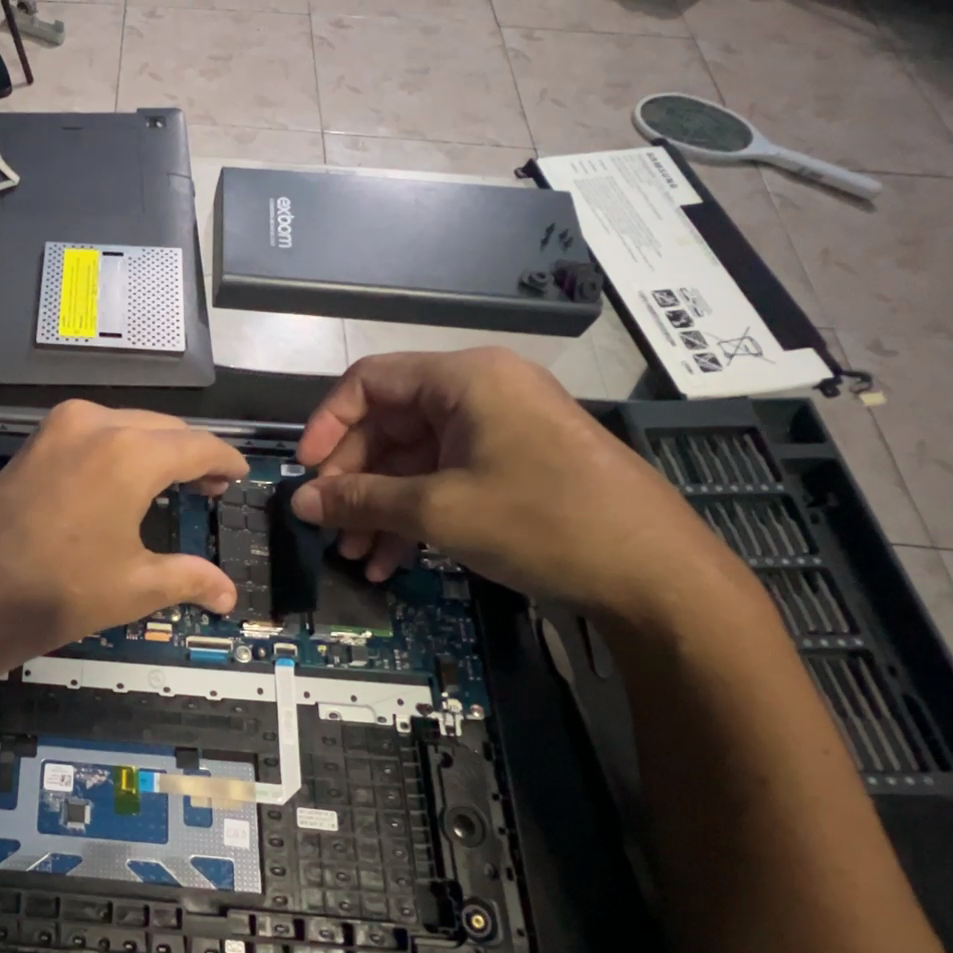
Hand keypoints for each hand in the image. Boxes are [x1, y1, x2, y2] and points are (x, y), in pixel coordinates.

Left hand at [0, 400, 249, 681]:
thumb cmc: (56, 593)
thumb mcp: (132, 588)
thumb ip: (189, 578)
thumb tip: (228, 593)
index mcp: (129, 452)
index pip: (198, 445)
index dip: (225, 461)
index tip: (239, 475)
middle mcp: (94, 424)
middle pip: (162, 429)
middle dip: (191, 454)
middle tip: (208, 488)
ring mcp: (56, 429)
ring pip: (125, 425)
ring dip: (152, 450)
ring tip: (169, 486)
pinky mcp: (32, 444)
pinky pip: (91, 434)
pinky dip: (116, 451)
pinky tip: (121, 483)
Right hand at [289, 348, 735, 618]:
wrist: (652, 572)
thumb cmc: (541, 520)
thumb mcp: (438, 510)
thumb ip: (360, 501)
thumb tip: (300, 503)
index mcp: (464, 380)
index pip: (369, 382)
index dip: (327, 425)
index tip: (306, 475)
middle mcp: (478, 394)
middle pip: (386, 425)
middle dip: (351, 480)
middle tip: (327, 526)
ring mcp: (496, 433)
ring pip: (410, 461)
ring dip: (376, 508)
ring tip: (355, 557)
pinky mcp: (509, 468)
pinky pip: (440, 482)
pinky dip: (410, 517)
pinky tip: (390, 562)